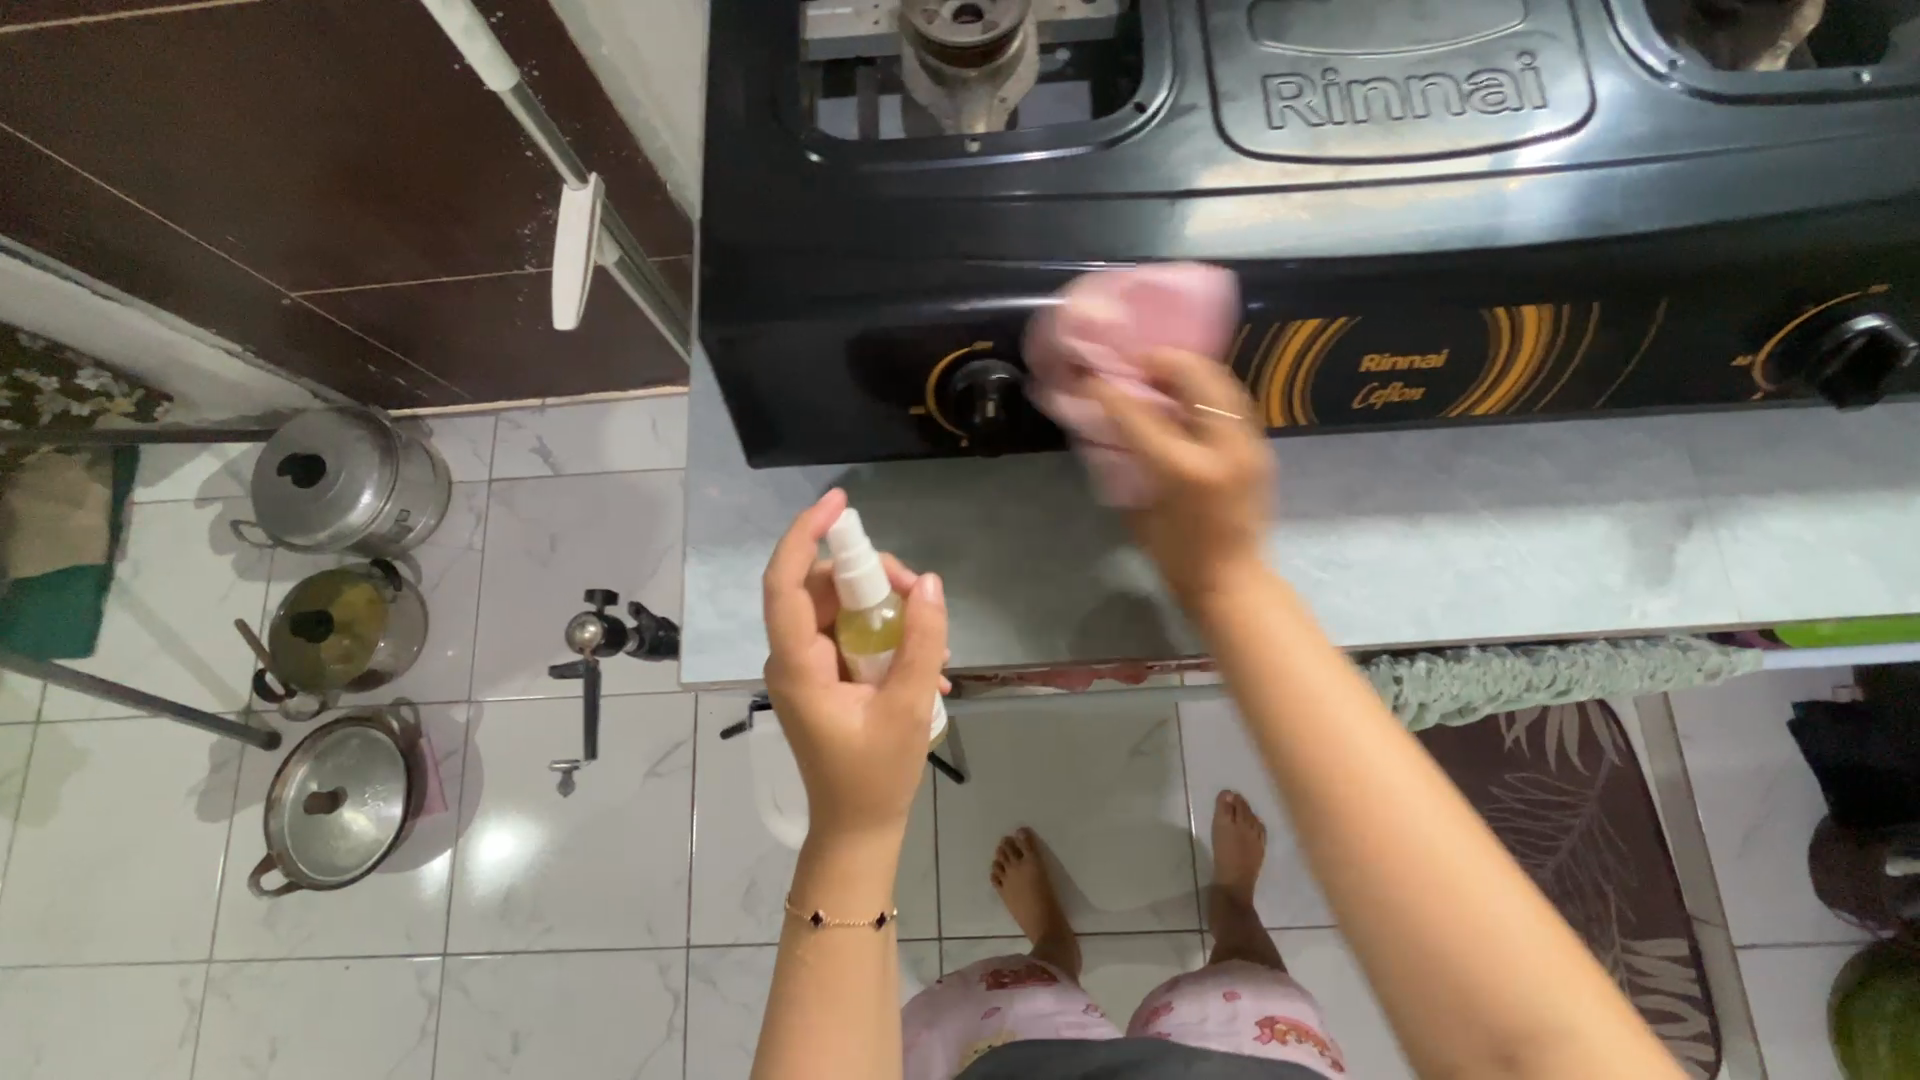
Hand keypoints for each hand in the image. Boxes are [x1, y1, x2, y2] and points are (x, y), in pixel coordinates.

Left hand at [762, 488, 949, 840]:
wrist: (858, 827)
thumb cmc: (876, 775)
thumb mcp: (910, 706)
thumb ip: (923, 642)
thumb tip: (930, 583)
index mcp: (798, 666)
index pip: (784, 584)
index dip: (803, 535)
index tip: (838, 504)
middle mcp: (792, 658)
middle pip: (818, 587)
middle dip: (868, 575)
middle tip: (919, 591)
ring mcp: (806, 667)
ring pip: (836, 606)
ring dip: (882, 604)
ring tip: (930, 631)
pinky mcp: (823, 676)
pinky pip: (847, 632)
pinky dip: (881, 629)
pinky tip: (923, 653)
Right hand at [1081, 348, 1273, 609]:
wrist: (1232, 581)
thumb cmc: (1176, 557)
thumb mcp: (1139, 510)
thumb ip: (1129, 461)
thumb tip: (1113, 427)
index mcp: (1185, 470)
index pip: (1141, 414)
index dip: (1111, 392)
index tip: (1092, 378)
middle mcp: (1222, 448)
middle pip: (1196, 377)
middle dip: (1162, 361)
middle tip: (1137, 364)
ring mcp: (1248, 445)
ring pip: (1221, 383)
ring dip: (1189, 371)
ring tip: (1162, 374)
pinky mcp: (1260, 449)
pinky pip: (1233, 403)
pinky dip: (1208, 391)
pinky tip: (1187, 398)